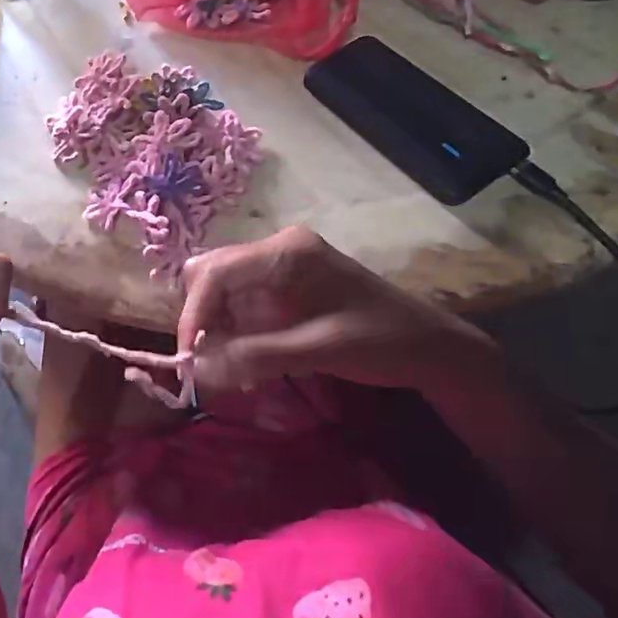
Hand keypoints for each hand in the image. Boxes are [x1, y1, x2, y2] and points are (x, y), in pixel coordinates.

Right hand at [177, 226, 500, 394]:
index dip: (194, 313)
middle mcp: (276, 249)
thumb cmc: (381, 341)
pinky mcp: (282, 285)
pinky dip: (232, 330)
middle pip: (211, 272)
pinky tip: (244, 358)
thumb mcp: (321, 350)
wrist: (429, 344)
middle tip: (205, 361)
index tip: (188, 358)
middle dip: (200, 317)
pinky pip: (240, 302)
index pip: (217, 271)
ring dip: (214, 326)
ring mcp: (279, 265)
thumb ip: (259, 354)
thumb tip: (200, 368)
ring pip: (220, 288)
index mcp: (287, 252)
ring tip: (226, 366)